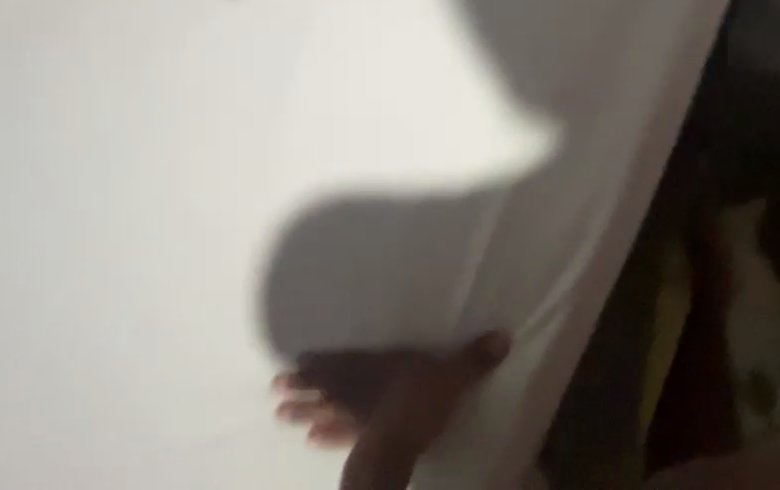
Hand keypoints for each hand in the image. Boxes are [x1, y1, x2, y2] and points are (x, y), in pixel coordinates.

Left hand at [274, 331, 509, 489]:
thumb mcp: (454, 377)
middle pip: (327, 385)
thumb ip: (476, 357)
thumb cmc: (421, 404)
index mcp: (381, 366)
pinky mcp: (358, 444)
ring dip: (303, 411)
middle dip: (302, 386)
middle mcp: (362, 388)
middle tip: (275, 387)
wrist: (398, 445)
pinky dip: (324, 436)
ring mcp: (356, 418)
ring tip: (279, 412)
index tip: (296, 359)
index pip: (347, 361)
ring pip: (324, 410)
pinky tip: (310, 440)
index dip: (323, 361)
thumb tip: (505, 334)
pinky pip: (338, 436)